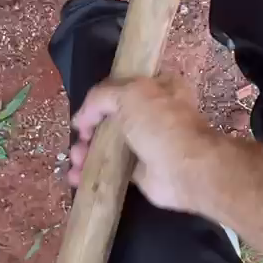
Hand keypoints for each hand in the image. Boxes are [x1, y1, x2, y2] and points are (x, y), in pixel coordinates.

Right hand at [69, 73, 226, 213]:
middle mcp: (153, 111)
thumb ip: (101, 96)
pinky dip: (92, 171)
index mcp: (157, 86)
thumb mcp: (129, 93)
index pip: (122, 85)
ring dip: (87, 151)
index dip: (100, 97)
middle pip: (111, 116)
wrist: (185, 169)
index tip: (84, 112)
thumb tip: (82, 117)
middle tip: (79, 140)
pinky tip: (78, 176)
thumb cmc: (160, 123)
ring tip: (77, 161)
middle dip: (89, 128)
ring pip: (107, 143)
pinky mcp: (139, 169)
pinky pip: (110, 167)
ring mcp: (147, 141)